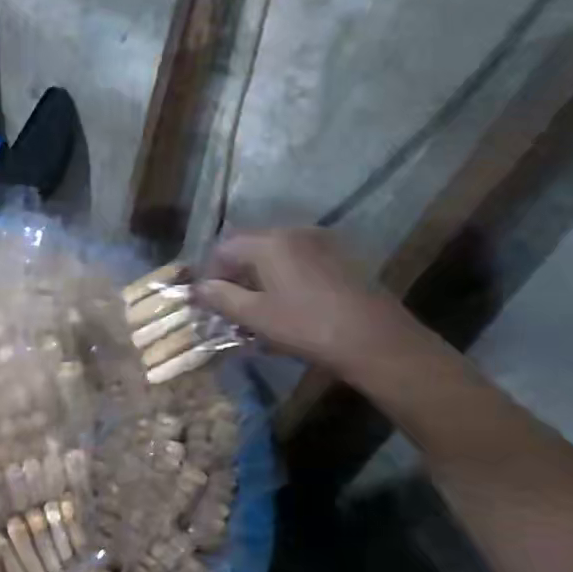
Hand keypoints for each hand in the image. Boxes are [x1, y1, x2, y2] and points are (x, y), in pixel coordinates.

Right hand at [193, 228, 416, 373]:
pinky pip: (299, 263)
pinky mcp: (340, 259)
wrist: (373, 338)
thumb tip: (199, 288)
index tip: (208, 303)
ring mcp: (321, 243)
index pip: (224, 248)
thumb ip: (222, 298)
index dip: (210, 275)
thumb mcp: (256, 316)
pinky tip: (287, 308)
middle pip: (251, 249)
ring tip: (257, 313)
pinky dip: (284, 280)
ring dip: (260, 280)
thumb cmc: (306, 326)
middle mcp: (294, 233)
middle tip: (229, 310)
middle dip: (235, 277)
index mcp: (270, 242)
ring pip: (276, 257)